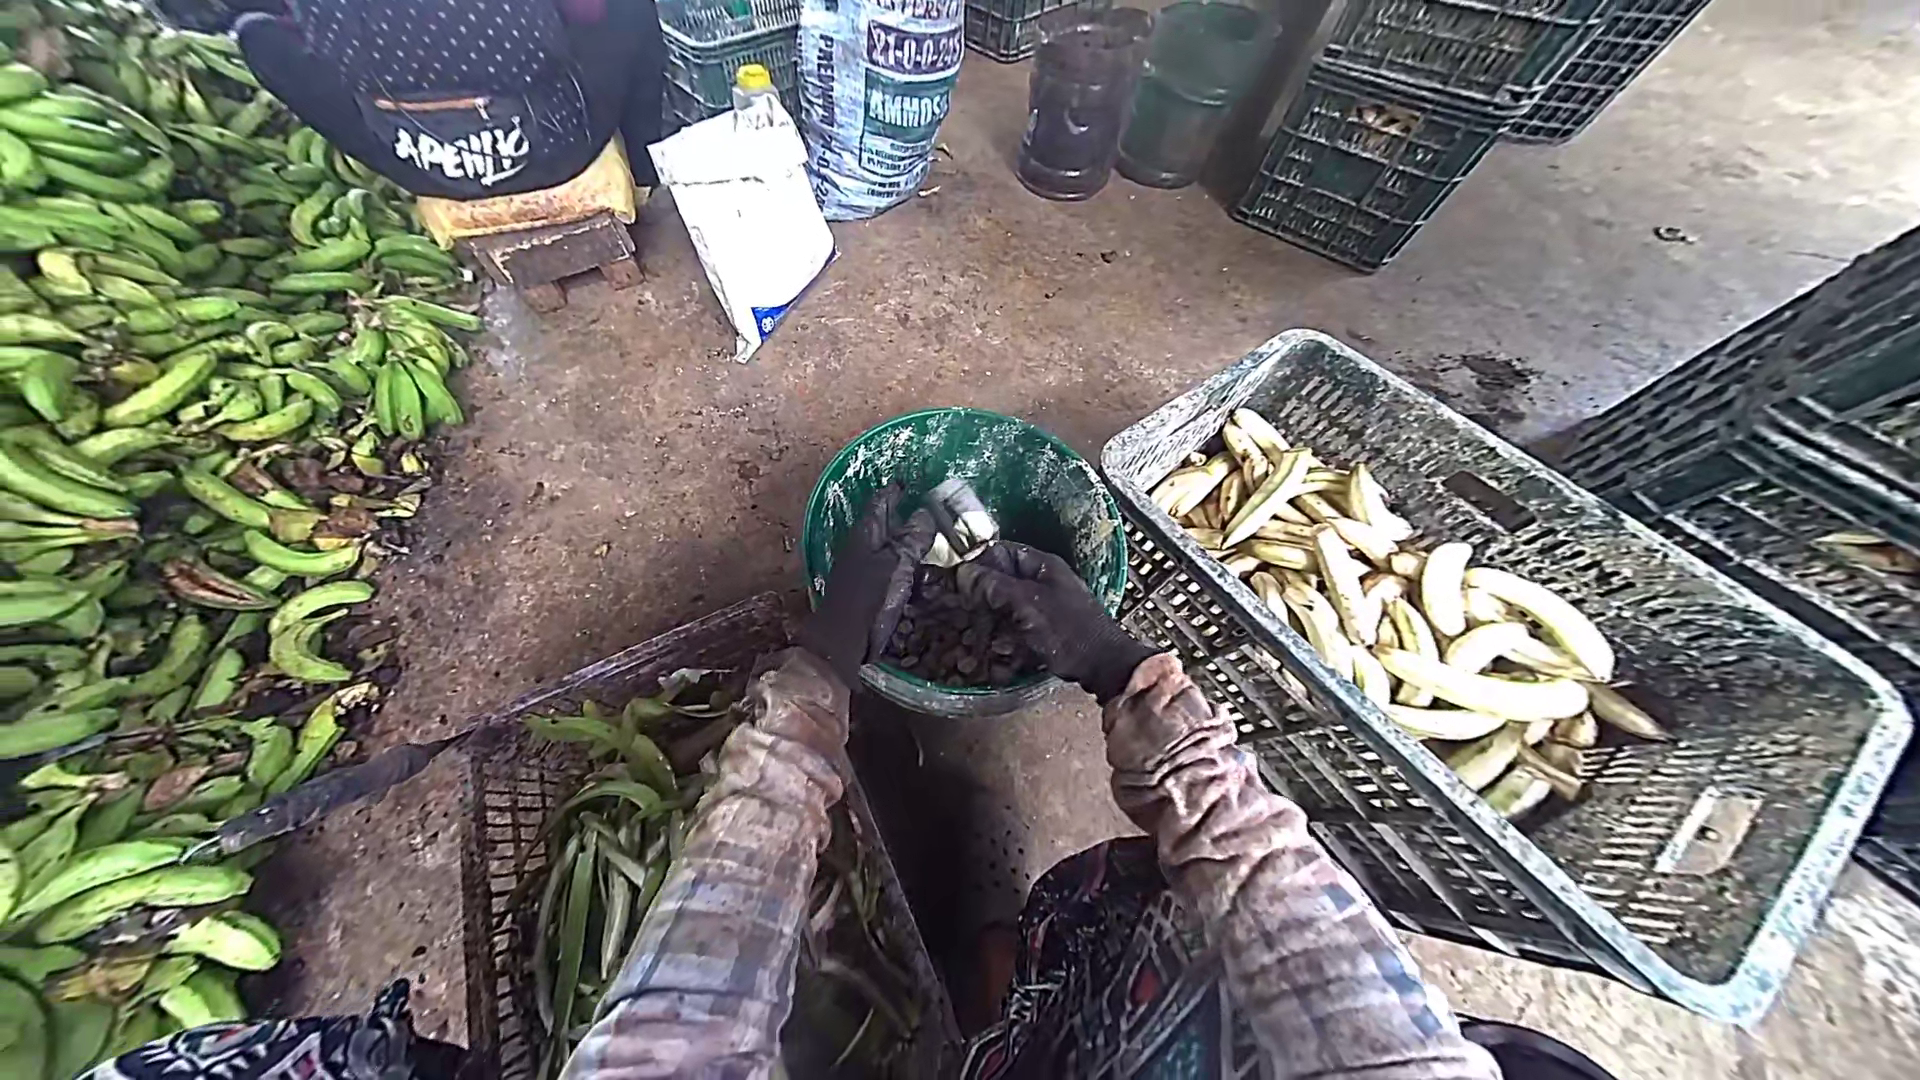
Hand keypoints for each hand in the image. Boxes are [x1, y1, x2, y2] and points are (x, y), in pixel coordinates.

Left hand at [798, 484, 936, 686]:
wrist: (845, 638)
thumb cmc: (868, 597)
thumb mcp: (895, 563)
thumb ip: (911, 539)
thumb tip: (925, 513)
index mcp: (866, 533)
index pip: (881, 503)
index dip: (895, 491)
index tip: (910, 481)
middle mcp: (863, 546)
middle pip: (884, 522)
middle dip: (902, 511)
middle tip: (927, 503)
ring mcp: (865, 568)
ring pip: (888, 543)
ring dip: (905, 535)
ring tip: (930, 530)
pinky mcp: (871, 588)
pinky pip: (892, 563)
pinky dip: (906, 558)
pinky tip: (921, 563)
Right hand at [956, 541, 1154, 702]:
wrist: (1103, 666)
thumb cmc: (1069, 631)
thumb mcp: (1027, 603)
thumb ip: (994, 585)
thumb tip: (963, 572)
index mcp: (1042, 565)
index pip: (1001, 550)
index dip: (979, 562)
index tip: (961, 580)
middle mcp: (1044, 580)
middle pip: (1002, 578)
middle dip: (983, 595)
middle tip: (968, 611)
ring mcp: (1046, 604)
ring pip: (1007, 604)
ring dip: (992, 619)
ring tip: (981, 635)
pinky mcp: (1047, 627)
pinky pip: (1017, 625)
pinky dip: (1006, 636)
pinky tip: (1000, 650)